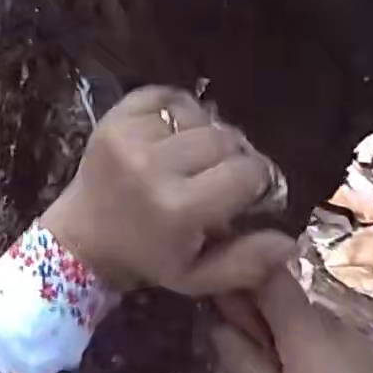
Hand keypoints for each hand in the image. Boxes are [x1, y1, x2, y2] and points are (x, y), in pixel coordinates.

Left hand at [40, 85, 292, 293]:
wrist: (82, 237)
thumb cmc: (145, 258)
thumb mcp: (197, 277)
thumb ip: (246, 263)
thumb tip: (291, 240)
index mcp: (178, 208)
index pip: (247, 172)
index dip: (258, 180)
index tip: (250, 191)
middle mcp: (153, 165)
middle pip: (226, 138)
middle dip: (235, 156)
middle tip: (223, 174)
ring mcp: (130, 135)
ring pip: (199, 114)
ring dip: (206, 133)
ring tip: (195, 156)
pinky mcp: (114, 117)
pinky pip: (164, 95)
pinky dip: (177, 110)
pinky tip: (175, 133)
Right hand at [212, 272, 372, 372]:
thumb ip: (248, 370)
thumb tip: (215, 323)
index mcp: (309, 335)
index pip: (266, 270)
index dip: (232, 270)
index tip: (199, 290)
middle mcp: (331, 325)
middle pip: (276, 292)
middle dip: (242, 310)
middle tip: (217, 346)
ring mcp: (349, 342)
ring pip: (291, 316)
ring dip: (264, 332)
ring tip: (244, 370)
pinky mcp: (360, 360)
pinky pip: (311, 336)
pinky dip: (288, 348)